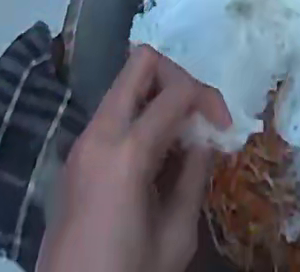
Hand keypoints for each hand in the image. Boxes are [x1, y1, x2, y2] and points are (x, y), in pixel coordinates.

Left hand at [38, 45, 232, 271]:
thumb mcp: (176, 236)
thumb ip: (194, 176)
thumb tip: (206, 139)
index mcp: (128, 151)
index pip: (177, 91)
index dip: (209, 98)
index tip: (224, 127)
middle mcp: (100, 132)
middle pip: (141, 62)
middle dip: (177, 77)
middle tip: (196, 113)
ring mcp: (81, 140)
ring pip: (124, 84)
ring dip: (157, 96)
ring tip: (179, 137)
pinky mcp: (74, 155)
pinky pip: (112, 112)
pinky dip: (139, 115)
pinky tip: (155, 154)